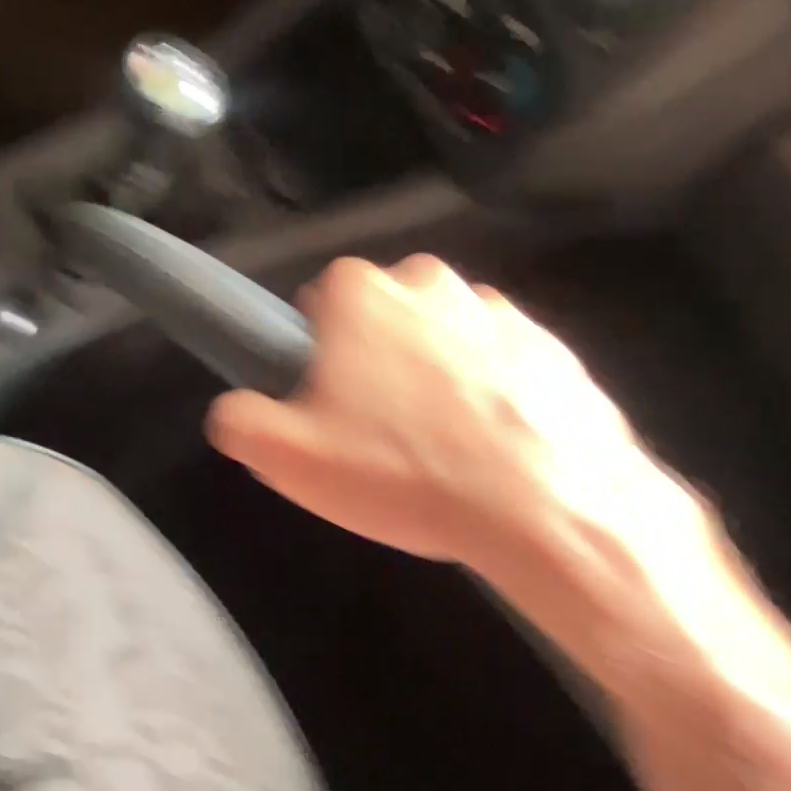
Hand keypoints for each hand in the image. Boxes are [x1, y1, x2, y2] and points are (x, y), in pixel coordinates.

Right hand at [207, 256, 717, 645]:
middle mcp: (429, 282)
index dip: (316, 358)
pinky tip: (489, 452)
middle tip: (378, 434)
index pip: (317, 306)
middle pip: (381, 320)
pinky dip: (489, 396)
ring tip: (440, 452)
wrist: (546, 508)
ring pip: (442, 342)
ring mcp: (497, 310)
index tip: (328, 406)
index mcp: (362, 292)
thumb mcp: (286, 457)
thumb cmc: (401, 471)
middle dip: (374, 363)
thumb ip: (239, 420)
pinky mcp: (552, 346)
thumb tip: (238, 409)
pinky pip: (499, 366)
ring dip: (432, 379)